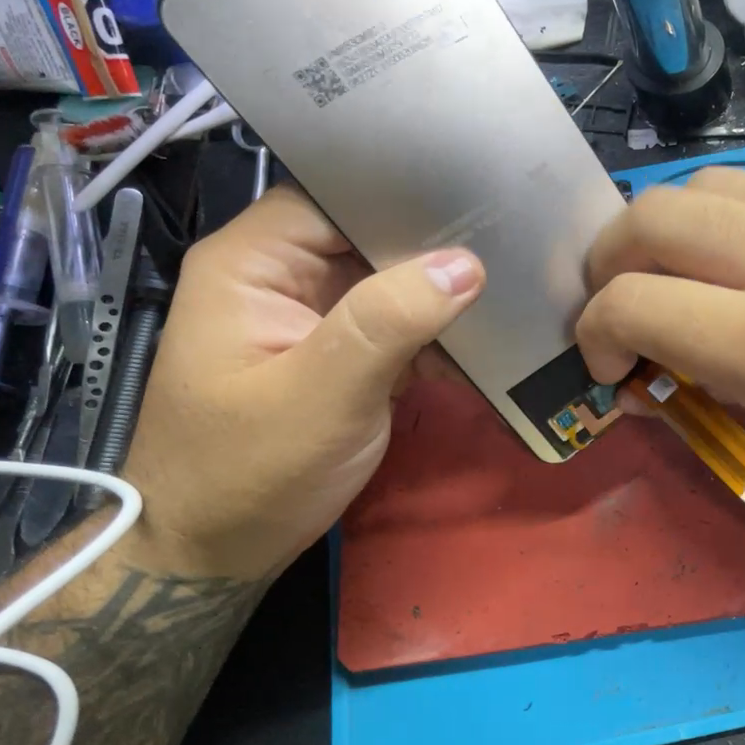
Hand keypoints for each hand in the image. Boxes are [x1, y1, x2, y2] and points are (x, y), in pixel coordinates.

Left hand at [122, 186, 483, 576]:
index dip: (401, 191)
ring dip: (451, 292)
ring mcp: (320, 322)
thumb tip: (467, 264)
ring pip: (396, 284)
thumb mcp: (320, 393)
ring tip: (524, 281)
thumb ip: (388, 322)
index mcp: (253, 265)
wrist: (219, 553)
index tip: (478, 192)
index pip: (332, 197)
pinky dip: (446, 337)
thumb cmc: (249, 470)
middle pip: (372, 237)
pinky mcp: (348, 360)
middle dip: (441, 242)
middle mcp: (286, 280)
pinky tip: (497, 342)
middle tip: (519, 237)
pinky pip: (405, 330)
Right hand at [575, 168, 744, 531]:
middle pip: (653, 213)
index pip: (632, 302)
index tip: (610, 368)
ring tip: (678, 277)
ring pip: (709, 182)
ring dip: (668, 227)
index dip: (594, 335)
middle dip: (610, 262)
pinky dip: (729, 219)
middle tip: (624, 311)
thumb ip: (707, 408)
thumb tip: (640, 389)